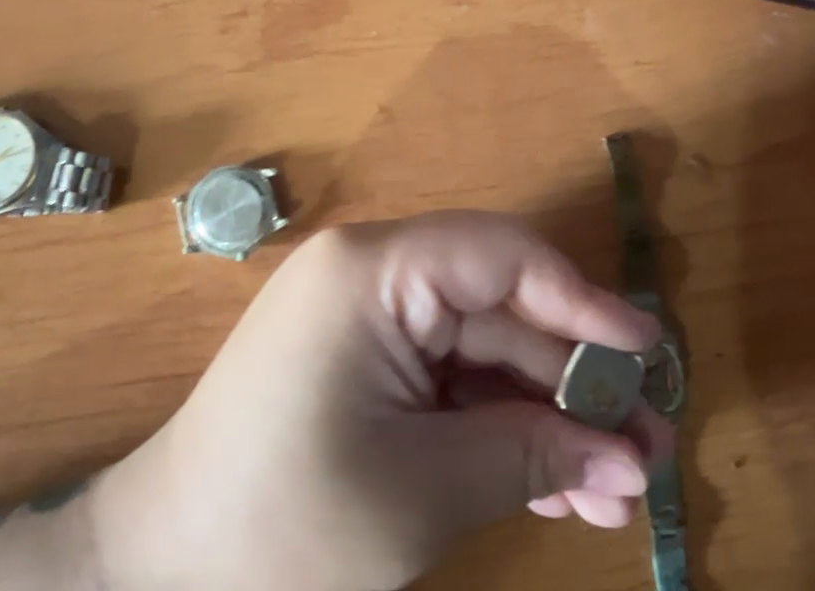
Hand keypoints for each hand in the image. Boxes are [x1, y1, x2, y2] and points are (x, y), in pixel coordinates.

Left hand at [84, 212, 670, 590]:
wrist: (167, 567)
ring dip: (547, 422)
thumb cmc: (285, 519)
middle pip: (501, 310)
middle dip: (572, 385)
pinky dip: (502, 434)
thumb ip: (532, 455)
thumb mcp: (424, 489)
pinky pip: (452, 387)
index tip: (647, 359)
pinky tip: (561, 491)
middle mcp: (374, 279)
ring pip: (485, 357)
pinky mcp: (369, 370)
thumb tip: (631, 454)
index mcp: (373, 273)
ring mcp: (370, 326)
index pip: (502, 255)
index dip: (582, 302)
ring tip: (616, 493)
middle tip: (648, 451)